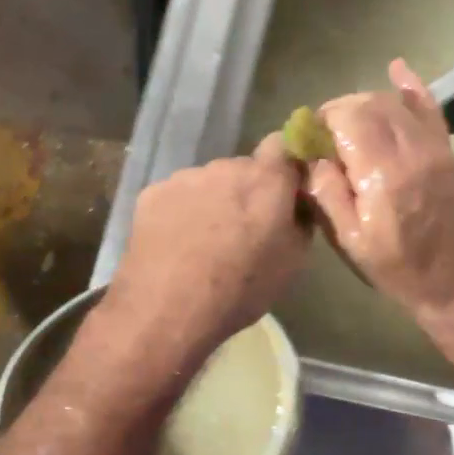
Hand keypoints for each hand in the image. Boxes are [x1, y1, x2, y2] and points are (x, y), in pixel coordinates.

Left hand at [107, 135, 310, 355]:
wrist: (167, 310)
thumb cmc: (241, 288)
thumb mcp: (293, 260)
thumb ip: (301, 218)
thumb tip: (298, 200)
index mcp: (266, 179)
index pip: (284, 144)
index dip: (286, 164)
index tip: (287, 190)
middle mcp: (226, 166)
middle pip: (245, 168)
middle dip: (249, 191)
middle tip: (246, 229)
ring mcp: (185, 177)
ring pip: (210, 182)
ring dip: (215, 201)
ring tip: (207, 242)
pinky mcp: (152, 193)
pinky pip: (179, 195)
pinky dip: (183, 212)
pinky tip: (179, 244)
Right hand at [308, 59, 453, 311]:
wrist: (445, 273)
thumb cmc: (391, 261)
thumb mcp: (347, 237)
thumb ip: (327, 191)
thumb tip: (313, 155)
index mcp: (382, 174)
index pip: (348, 119)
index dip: (325, 119)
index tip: (312, 136)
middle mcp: (410, 151)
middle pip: (370, 104)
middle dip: (342, 110)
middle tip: (327, 132)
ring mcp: (432, 146)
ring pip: (394, 102)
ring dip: (366, 103)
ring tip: (350, 124)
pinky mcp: (444, 149)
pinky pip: (429, 107)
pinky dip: (411, 87)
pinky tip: (396, 68)